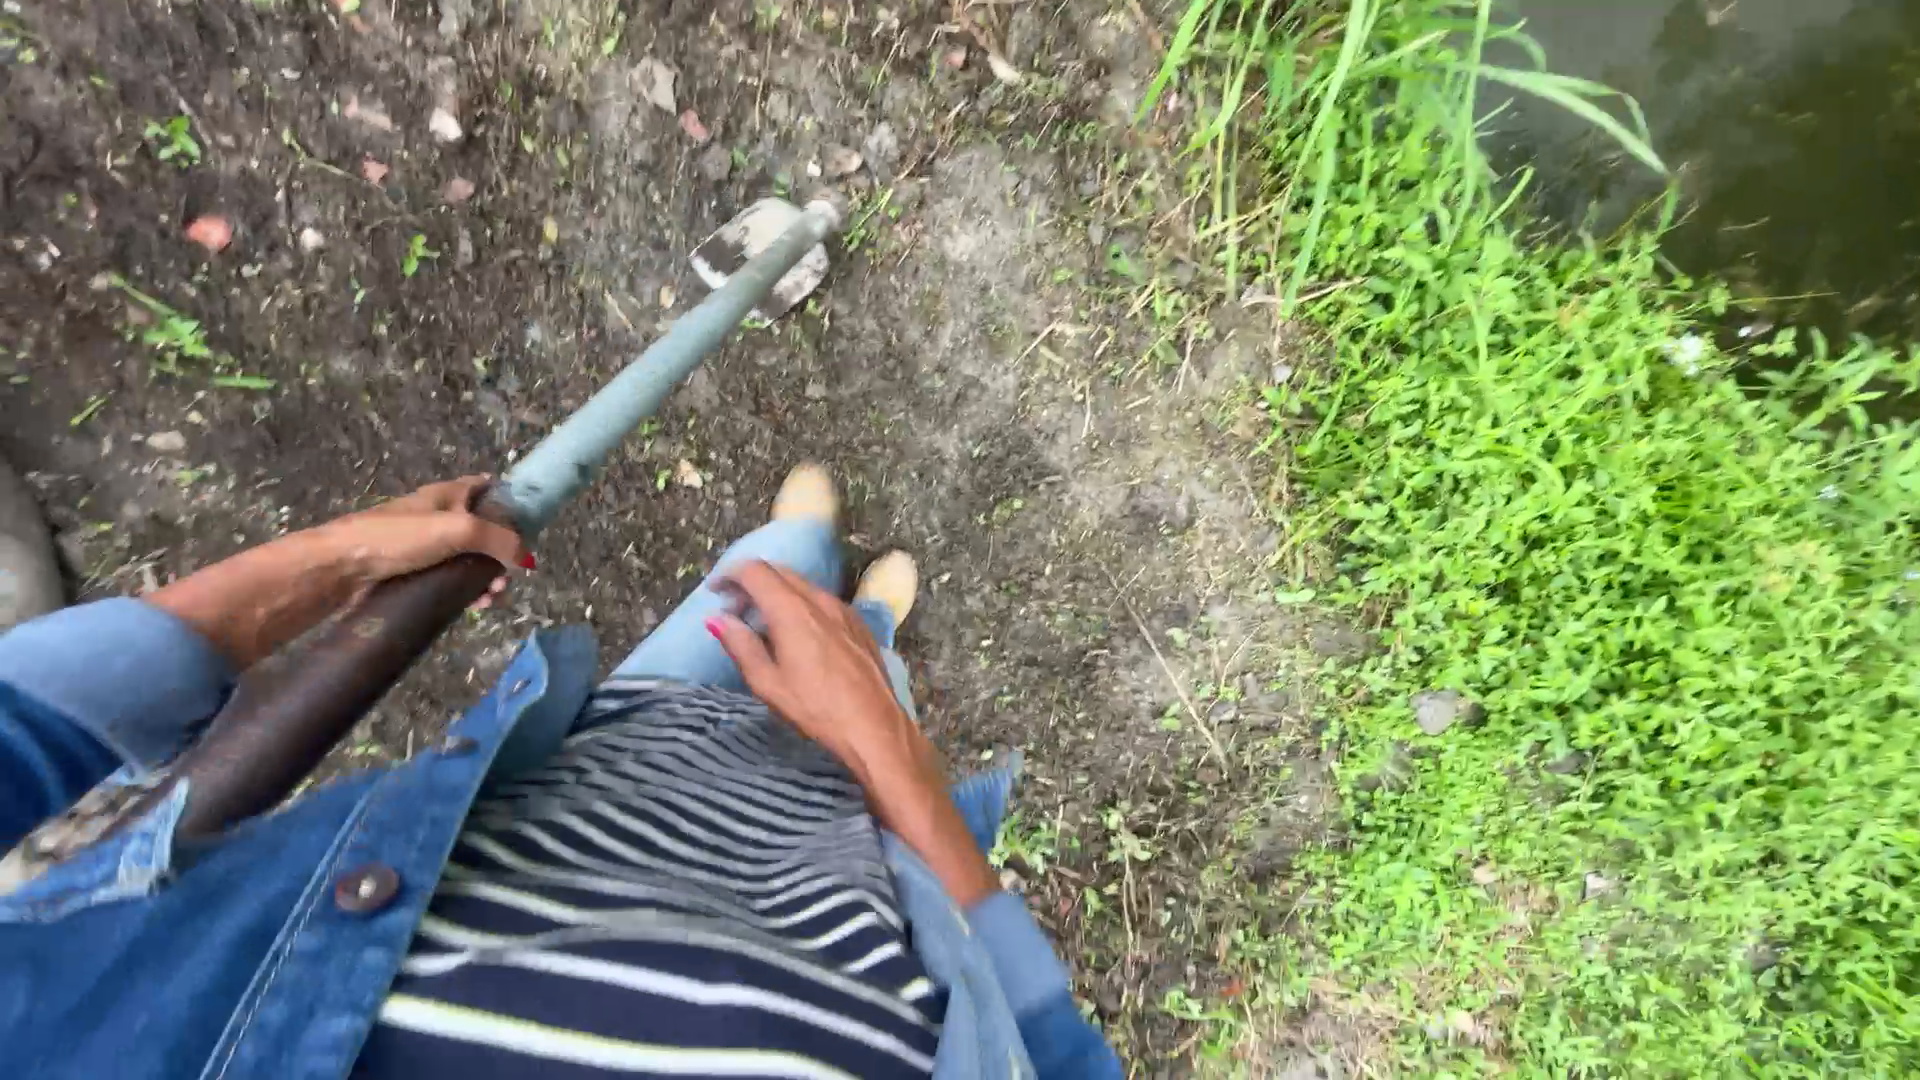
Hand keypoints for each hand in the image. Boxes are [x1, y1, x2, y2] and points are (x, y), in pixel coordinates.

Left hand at [320, 476, 527, 603]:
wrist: (337, 568)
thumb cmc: (397, 538)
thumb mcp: (460, 530)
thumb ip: (501, 539)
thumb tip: (528, 559)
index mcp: (448, 495)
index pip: (485, 486)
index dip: (509, 498)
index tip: (529, 522)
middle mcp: (439, 516)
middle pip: (485, 530)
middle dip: (504, 553)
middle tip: (508, 575)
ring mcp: (426, 546)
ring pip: (472, 559)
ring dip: (489, 578)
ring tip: (491, 597)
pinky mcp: (415, 572)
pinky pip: (453, 579)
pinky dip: (468, 591)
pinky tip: (475, 605)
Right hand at [706, 561, 934, 794]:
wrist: (874, 724)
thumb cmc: (816, 708)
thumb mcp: (768, 683)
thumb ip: (741, 645)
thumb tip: (717, 619)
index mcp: (793, 611)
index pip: (756, 571)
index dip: (730, 574)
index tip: (715, 592)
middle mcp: (821, 600)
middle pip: (779, 572)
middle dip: (751, 583)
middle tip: (734, 610)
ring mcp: (844, 609)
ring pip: (802, 585)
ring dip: (777, 593)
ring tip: (762, 624)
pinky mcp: (858, 622)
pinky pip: (822, 600)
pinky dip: (800, 604)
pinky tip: (797, 634)